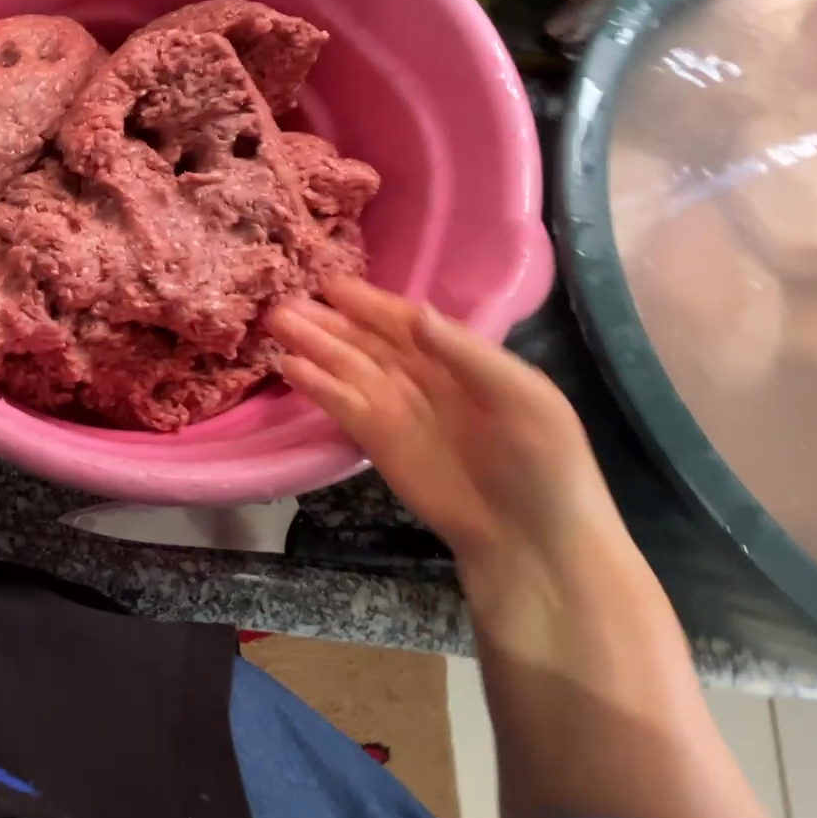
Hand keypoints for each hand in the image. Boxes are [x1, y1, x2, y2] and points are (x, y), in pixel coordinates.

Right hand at [265, 278, 619, 561]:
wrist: (526, 534)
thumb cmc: (542, 460)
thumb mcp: (521, 397)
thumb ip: (467, 354)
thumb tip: (416, 313)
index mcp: (457, 357)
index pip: (404, 321)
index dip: (367, 302)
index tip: (329, 284)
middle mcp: (418, 376)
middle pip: (363, 340)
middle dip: (325, 320)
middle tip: (283, 301)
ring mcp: (392, 406)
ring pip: (343, 366)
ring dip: (310, 343)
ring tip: (274, 322)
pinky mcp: (371, 437)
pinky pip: (337, 402)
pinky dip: (312, 384)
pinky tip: (287, 366)